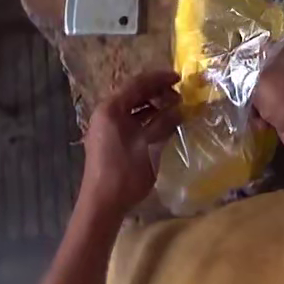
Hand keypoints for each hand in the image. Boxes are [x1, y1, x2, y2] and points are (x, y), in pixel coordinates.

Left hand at [80, 71, 180, 219]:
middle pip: (133, 93)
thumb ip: (164, 122)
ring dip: (153, 104)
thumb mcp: (149, 145)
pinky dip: (146, 117)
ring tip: (175, 107)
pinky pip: (130, 119)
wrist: (102, 204)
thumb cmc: (124, 172)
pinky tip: (162, 122)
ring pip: (132, 106)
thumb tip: (181, 108)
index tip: (180, 79)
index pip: (137, 83)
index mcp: (111, 109)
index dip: (160, 79)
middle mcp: (105, 113)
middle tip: (180, 95)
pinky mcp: (110, 138)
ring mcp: (106, 126)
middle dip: (158, 91)